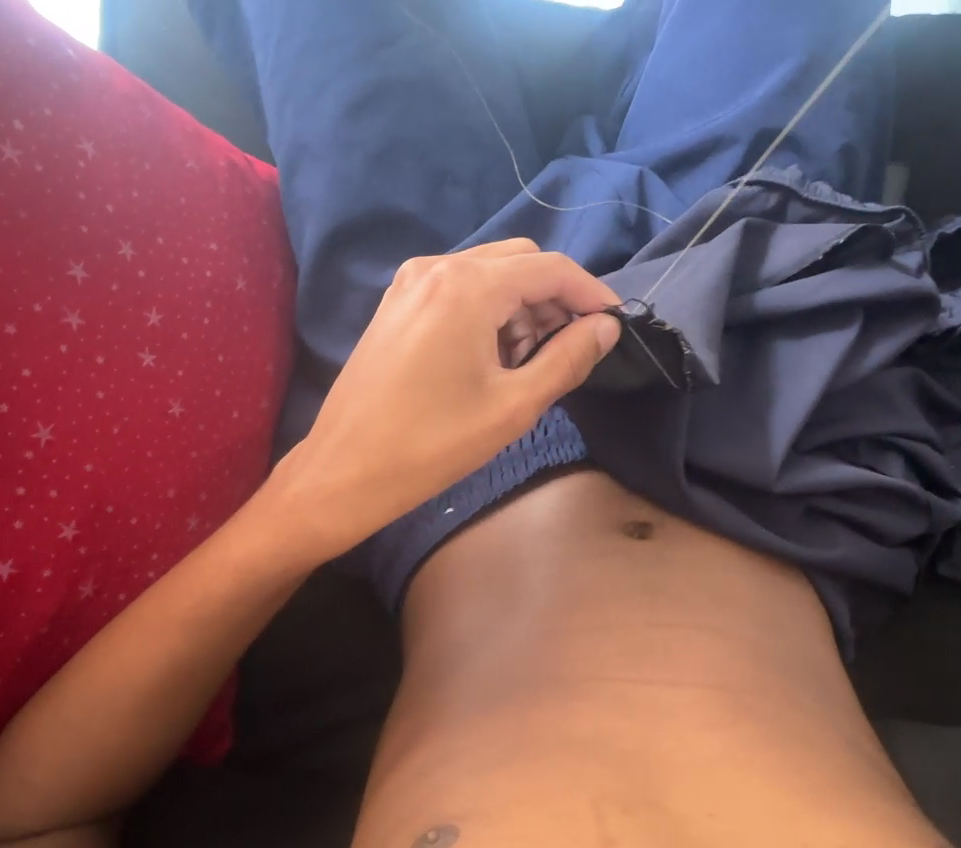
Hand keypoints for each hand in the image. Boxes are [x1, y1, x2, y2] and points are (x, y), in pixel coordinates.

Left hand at [268, 238, 622, 557]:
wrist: (346, 470)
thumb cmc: (433, 444)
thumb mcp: (514, 406)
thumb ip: (568, 359)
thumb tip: (606, 328)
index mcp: (467, 286)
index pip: (550, 268)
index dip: (591, 293)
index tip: (614, 326)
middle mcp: (437, 267)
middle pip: (520, 262)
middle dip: (554, 299)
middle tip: (570, 350)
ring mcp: (410, 284)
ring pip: (489, 275)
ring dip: (521, 308)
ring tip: (529, 364)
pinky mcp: (396, 306)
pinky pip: (458, 291)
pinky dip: (488, 313)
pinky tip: (491, 360)